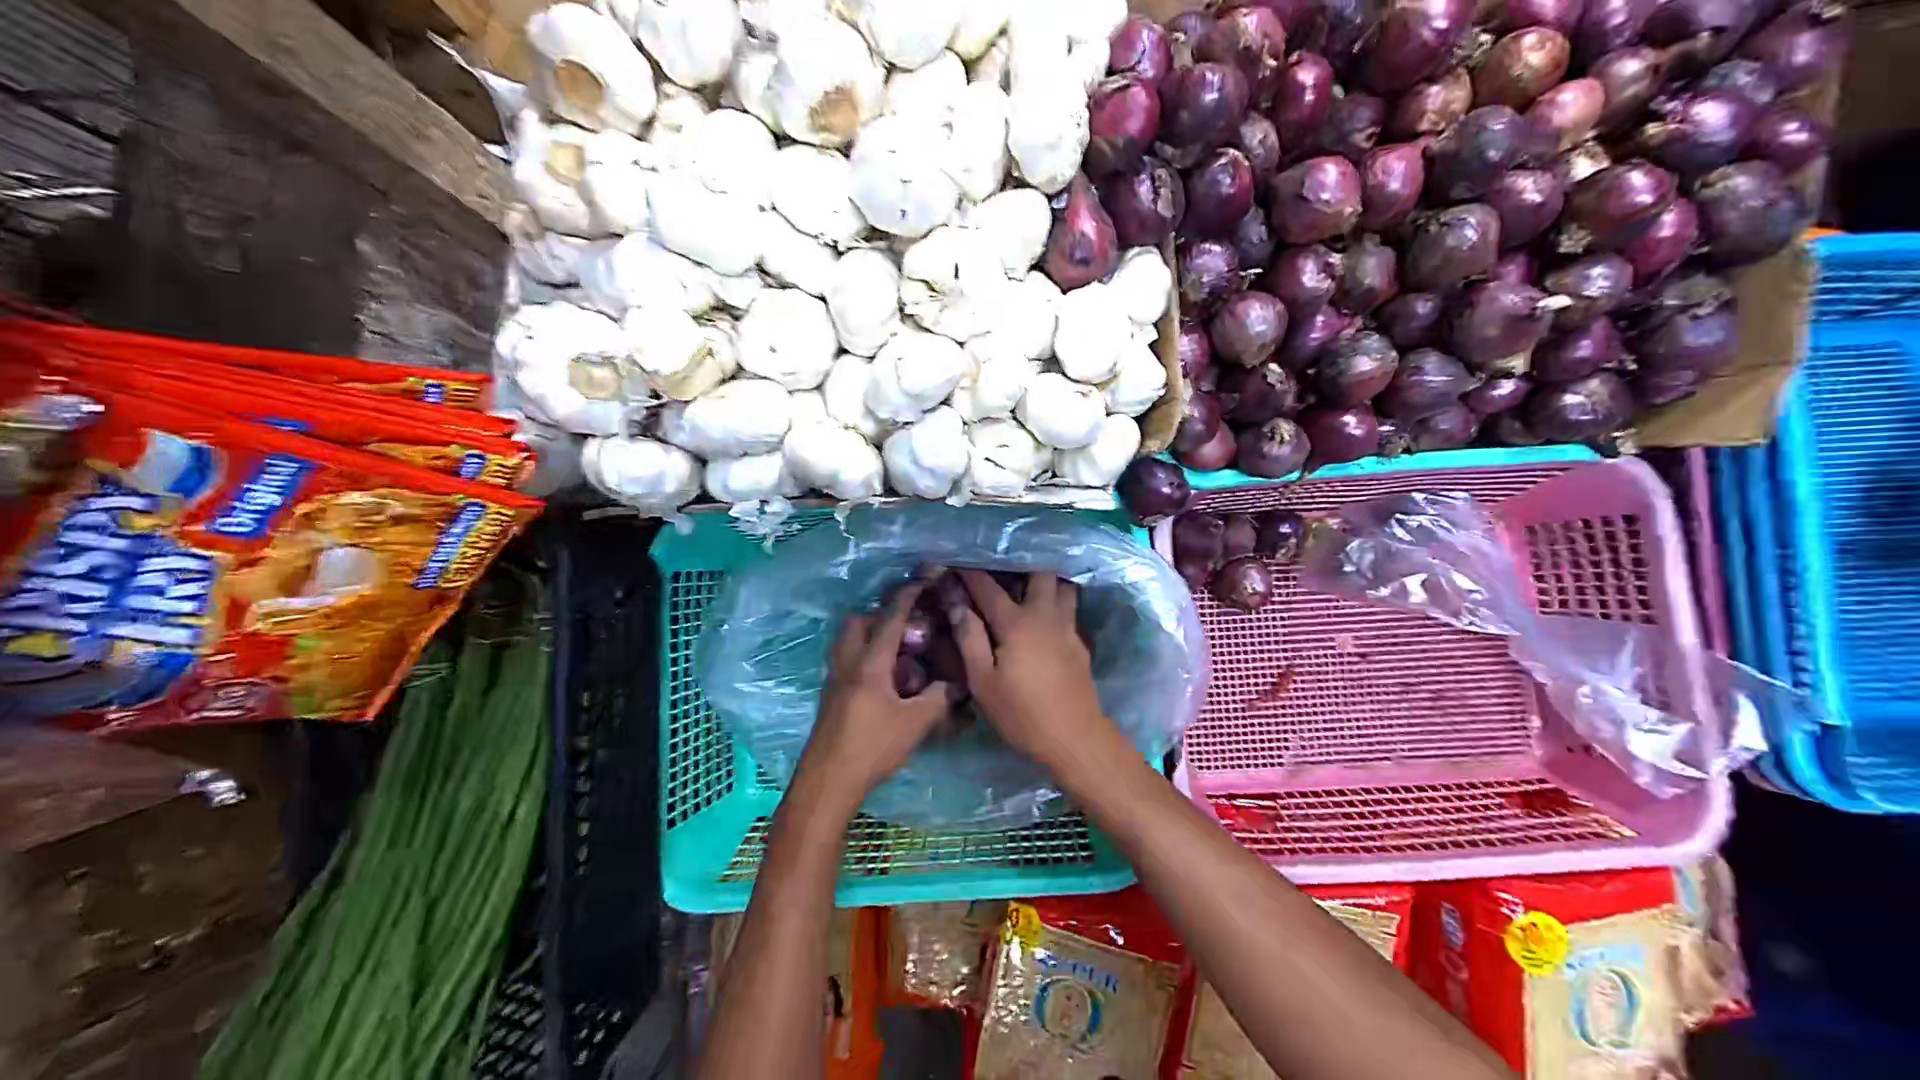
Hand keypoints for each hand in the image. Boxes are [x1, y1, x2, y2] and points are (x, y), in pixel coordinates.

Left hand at [800, 582, 952, 802]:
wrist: (828, 781)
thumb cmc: (872, 748)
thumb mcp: (915, 724)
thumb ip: (937, 699)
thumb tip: (954, 684)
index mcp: (869, 664)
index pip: (890, 619)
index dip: (907, 597)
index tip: (922, 580)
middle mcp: (847, 664)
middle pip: (857, 622)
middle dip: (880, 615)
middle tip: (907, 629)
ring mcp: (835, 680)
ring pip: (847, 642)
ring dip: (870, 637)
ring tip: (898, 654)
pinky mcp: (831, 697)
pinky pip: (846, 662)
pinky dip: (864, 658)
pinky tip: (884, 681)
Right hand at [943, 570, 1121, 777]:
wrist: (1075, 739)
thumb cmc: (1022, 715)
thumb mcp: (983, 682)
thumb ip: (969, 638)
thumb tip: (956, 605)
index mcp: (1016, 623)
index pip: (987, 586)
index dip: (969, 571)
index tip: (954, 560)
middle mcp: (1045, 615)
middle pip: (1039, 571)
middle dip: (1019, 561)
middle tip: (1000, 564)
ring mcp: (1067, 627)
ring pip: (1061, 585)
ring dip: (1044, 577)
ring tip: (1026, 579)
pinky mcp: (1079, 642)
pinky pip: (1068, 607)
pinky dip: (1055, 598)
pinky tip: (1043, 611)